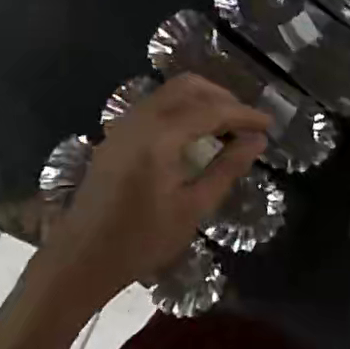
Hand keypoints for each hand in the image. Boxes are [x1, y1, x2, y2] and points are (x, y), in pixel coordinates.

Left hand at [42, 75, 268, 295]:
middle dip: (223, 99)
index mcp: (159, 138)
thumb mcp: (193, 208)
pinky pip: (155, 107)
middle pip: (188, 87)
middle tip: (247, 123)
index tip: (269, 124)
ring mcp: (122, 126)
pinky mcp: (115, 137)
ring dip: (202, 102)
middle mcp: (139, 121)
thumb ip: (227, 168)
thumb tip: (257, 141)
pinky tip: (195, 137)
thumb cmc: (141, 240)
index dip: (244, 114)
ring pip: (169, 93)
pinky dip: (182, 110)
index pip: (211, 110)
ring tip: (226, 129)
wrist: (80, 260)